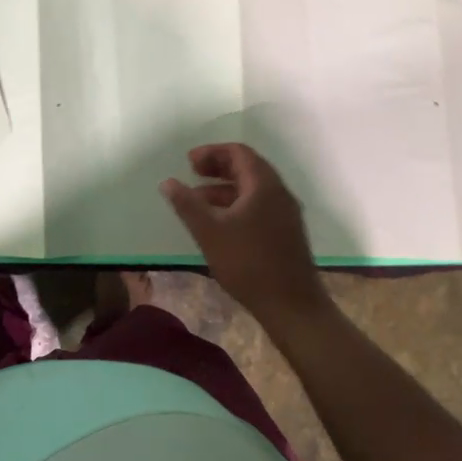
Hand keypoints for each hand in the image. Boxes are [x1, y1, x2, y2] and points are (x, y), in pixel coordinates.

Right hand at [161, 143, 330, 323]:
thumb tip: (168, 182)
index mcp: (264, 186)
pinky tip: (220, 224)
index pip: (239, 153)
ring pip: (253, 189)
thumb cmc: (249, 264)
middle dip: (218, 167)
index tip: (189, 163)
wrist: (293, 307)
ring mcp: (286, 214)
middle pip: (248, 168)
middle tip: (193, 173)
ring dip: (225, 188)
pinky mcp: (287, 233)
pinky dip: (237, 204)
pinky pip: (260, 205)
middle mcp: (279, 194)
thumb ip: (187, 204)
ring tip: (199, 201)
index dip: (212, 153)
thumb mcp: (209, 232)